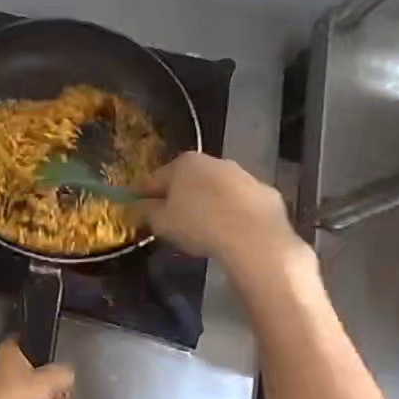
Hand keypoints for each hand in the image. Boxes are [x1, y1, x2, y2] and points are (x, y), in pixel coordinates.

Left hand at [0, 340, 74, 398]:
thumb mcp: (47, 382)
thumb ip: (64, 374)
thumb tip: (66, 378)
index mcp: (10, 355)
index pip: (32, 344)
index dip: (48, 356)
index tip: (57, 370)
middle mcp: (9, 374)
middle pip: (46, 378)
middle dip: (57, 396)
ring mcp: (12, 398)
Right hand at [137, 151, 312, 292]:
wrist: (253, 237)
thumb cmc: (198, 224)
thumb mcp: (161, 222)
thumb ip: (146, 212)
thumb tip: (141, 207)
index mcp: (183, 164)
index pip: (153, 179)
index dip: (140, 195)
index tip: (133, 205)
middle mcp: (213, 162)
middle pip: (186, 181)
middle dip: (176, 197)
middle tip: (167, 219)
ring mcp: (242, 176)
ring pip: (215, 190)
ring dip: (205, 204)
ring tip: (199, 229)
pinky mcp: (265, 193)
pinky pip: (239, 203)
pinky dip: (231, 213)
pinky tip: (227, 232)